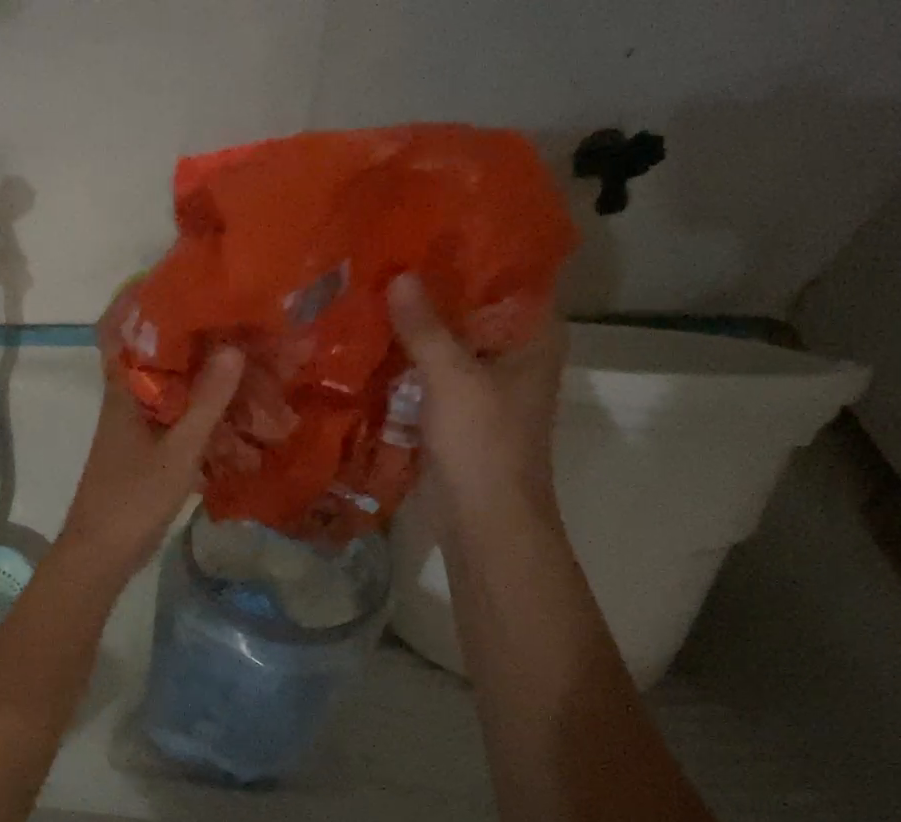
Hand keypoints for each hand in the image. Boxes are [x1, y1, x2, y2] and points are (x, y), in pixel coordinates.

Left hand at [58, 304, 243, 576]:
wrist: (100, 555)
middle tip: (244, 321)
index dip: (142, 301)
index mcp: (123, 392)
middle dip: (199, 341)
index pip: (120, 331)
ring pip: (174, 391)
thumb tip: (234, 347)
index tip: (185, 280)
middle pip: (160, 358)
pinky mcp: (148, 453)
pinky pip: (179, 422)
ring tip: (254, 361)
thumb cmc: (131, 501)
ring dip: (208, 380)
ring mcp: (137, 429)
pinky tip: (241, 414)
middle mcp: (127, 403)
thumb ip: (206, 403)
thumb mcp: (177, 453)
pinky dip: (206, 415)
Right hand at [386, 274, 566, 526]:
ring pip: (445, 342)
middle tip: (386, 255)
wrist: (482, 517)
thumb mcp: (454, 378)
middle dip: (431, 289)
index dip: (474, 251)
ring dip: (412, 327)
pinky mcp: (453, 410)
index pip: (511, 275)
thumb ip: (426, 327)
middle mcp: (513, 353)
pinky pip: (426, 374)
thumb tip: (400, 275)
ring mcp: (482, 384)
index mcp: (534, 336)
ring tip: (368, 291)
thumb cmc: (484, 443)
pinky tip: (367, 343)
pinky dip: (403, 362)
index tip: (430, 225)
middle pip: (471, 308)